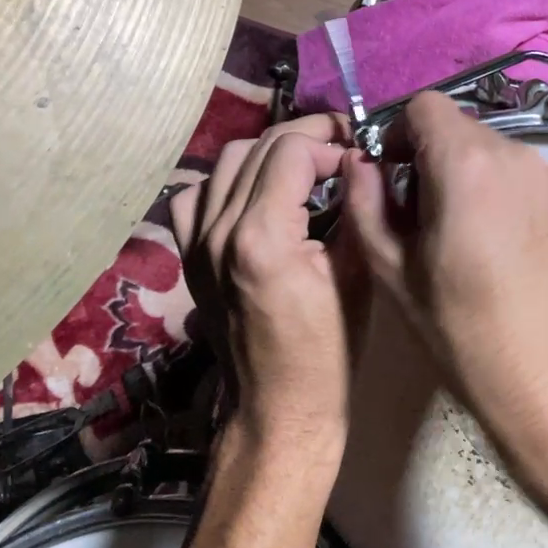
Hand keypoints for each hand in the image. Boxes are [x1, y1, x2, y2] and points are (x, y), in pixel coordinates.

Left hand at [171, 113, 360, 445]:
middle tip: (339, 148)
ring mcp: (195, 243)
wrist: (277, 409)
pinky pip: (194, 196)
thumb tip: (359, 161)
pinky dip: (223, 182)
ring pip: (225, 161)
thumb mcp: (357, 276)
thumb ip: (356, 208)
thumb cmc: (328, 352)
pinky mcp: (187, 256)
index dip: (329, 143)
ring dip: (267, 153)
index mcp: (263, 236)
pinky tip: (252, 195)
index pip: (291, 150)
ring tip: (302, 166)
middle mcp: (219, 230)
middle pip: (259, 146)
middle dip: (305, 138)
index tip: (356, 156)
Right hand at [340, 92, 547, 456]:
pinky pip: (536, 186)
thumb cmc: (462, 335)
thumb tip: (362, 163)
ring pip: (501, 157)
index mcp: (467, 165)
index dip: (400, 134)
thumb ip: (366, 203)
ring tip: (472, 242)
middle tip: (426, 218)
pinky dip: (513, 202)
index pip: (425, 106)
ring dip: (476, 180)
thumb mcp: (392, 273)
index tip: (395, 177)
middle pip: (464, 131)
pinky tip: (512, 257)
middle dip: (436, 160)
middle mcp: (521, 158)